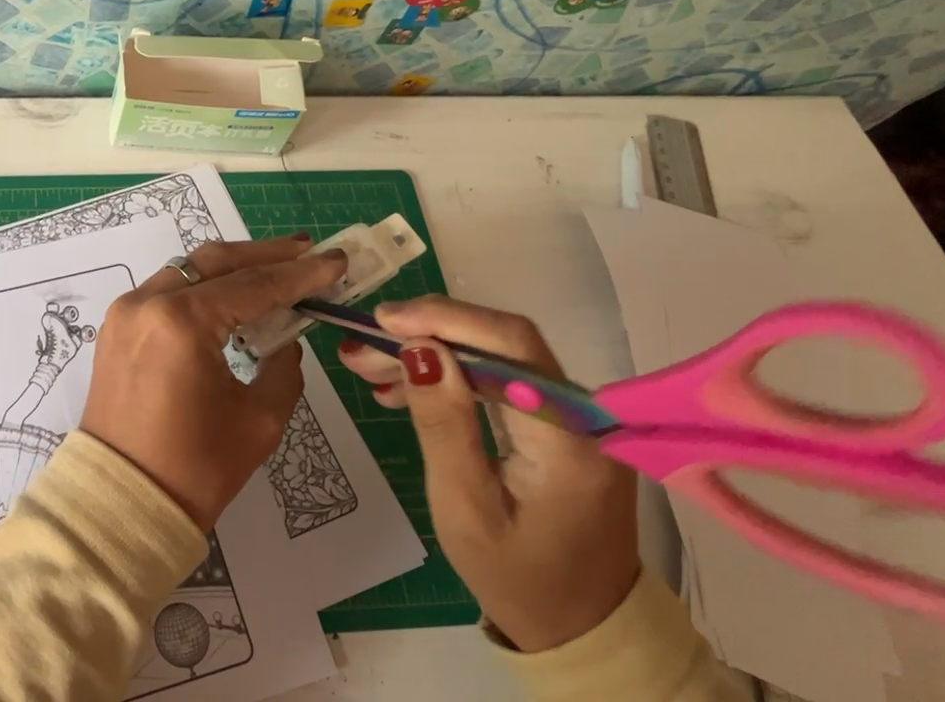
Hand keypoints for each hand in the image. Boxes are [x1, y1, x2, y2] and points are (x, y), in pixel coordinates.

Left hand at [80, 236, 346, 529]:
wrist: (123, 500)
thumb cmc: (195, 469)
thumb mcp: (259, 419)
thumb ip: (283, 367)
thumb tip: (285, 338)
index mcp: (181, 322)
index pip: (254, 286)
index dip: (301, 273)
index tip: (336, 260)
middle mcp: (147, 303)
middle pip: (215, 261)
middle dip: (266, 255)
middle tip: (309, 252)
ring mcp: (125, 312)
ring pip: (187, 270)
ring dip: (233, 267)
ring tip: (278, 267)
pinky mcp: (116, 327)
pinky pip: (166, 292)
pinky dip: (201, 287)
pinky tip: (233, 295)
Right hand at [337, 296, 639, 652]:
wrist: (584, 625)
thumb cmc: (516, 576)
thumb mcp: (463, 507)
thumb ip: (444, 425)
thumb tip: (419, 349)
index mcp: (566, 438)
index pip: (511, 346)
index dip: (446, 318)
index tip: (383, 320)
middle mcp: (583, 414)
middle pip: (500, 345)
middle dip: (426, 337)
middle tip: (360, 350)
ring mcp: (576, 417)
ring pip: (495, 358)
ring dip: (432, 355)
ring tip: (370, 369)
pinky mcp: (562, 424)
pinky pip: (501, 381)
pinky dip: (452, 377)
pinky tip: (407, 389)